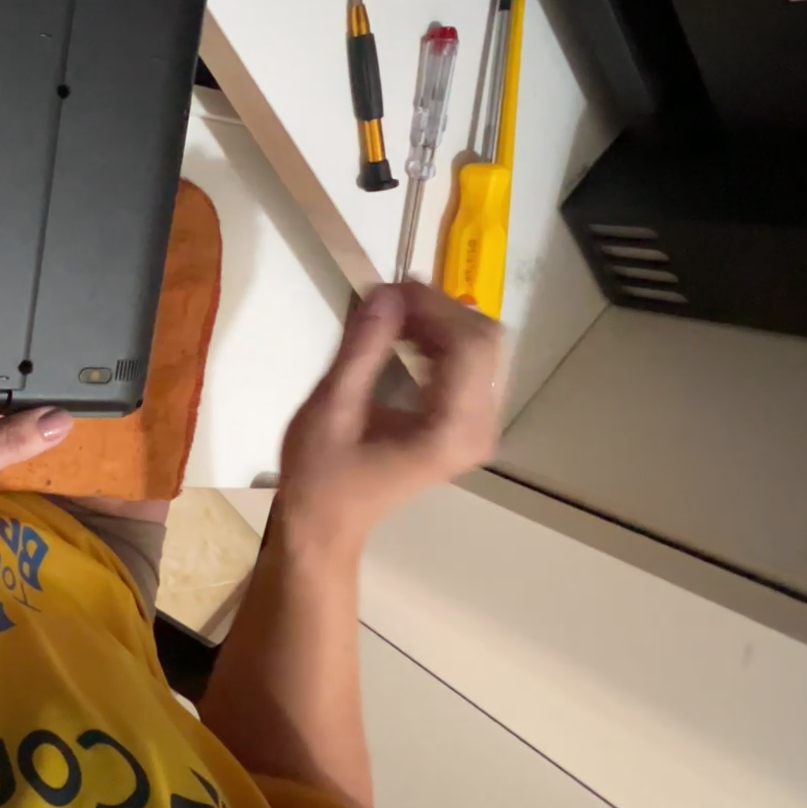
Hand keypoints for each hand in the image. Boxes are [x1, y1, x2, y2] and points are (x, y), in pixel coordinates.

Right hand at [277, 281, 503, 542]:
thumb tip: (384, 292)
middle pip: (485, 342)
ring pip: (481, 350)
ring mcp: (476, 428)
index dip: (434, 306)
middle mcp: (480, 427)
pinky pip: (468, 367)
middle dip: (439, 310)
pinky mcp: (463, 425)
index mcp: (452, 427)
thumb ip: (361, 348)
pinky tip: (401, 337)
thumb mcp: (331, 407)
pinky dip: (437, 341)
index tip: (388, 285)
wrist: (325, 523)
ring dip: (438, 322)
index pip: (469, 345)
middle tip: (386, 296)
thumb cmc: (321, 472)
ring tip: (389, 313)